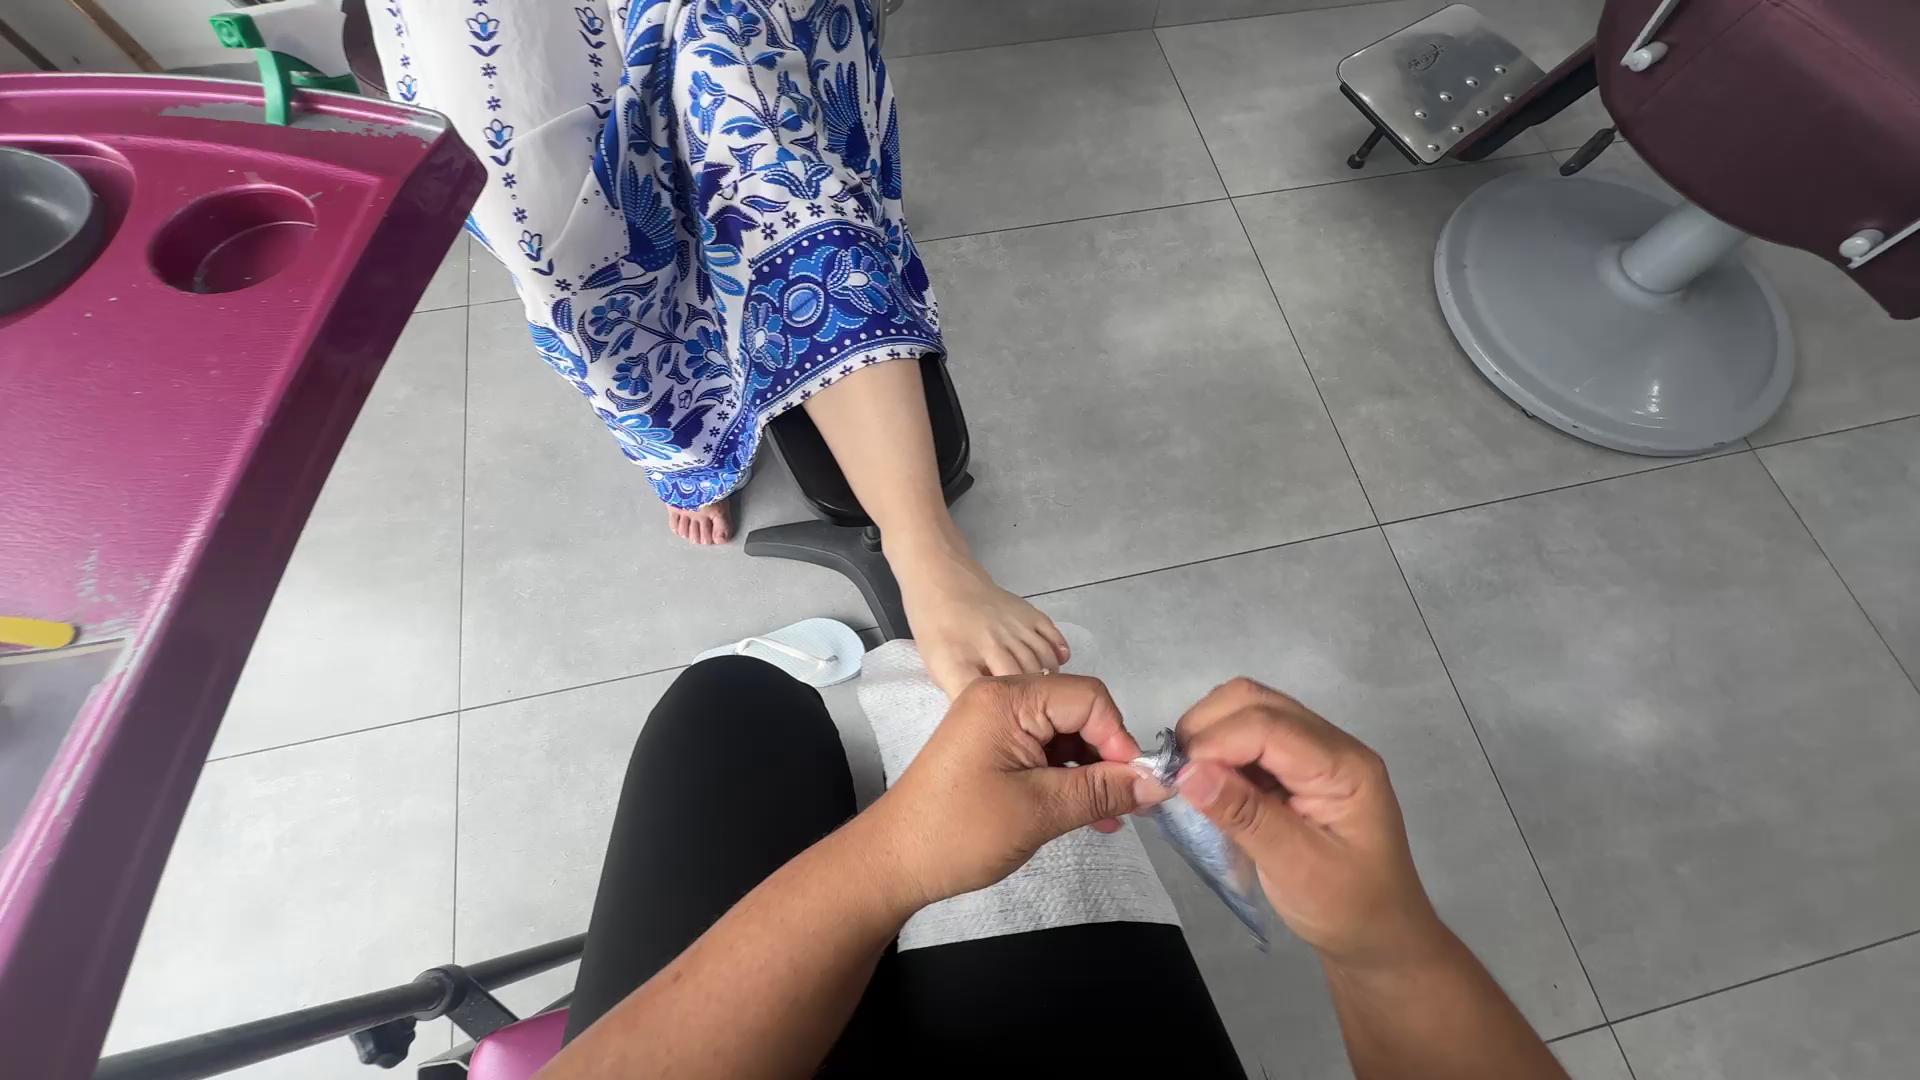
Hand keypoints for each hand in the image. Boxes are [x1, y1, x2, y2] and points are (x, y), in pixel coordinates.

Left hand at [863, 674, 1167, 906]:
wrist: (894, 860)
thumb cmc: (961, 831)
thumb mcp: (1039, 811)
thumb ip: (1101, 791)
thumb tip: (1158, 782)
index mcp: (1009, 697)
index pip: (1087, 697)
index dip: (1119, 737)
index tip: (1136, 785)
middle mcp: (1003, 697)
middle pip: (1077, 712)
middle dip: (1108, 755)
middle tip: (1129, 804)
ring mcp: (996, 722)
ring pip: (1065, 734)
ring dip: (1091, 771)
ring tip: (1111, 818)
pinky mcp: (994, 746)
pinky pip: (1044, 750)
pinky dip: (1068, 777)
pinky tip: (1089, 814)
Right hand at [1174, 679, 1446, 970]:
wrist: (1381, 936)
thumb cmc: (1348, 909)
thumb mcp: (1296, 870)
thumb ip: (1244, 815)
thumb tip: (1186, 773)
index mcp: (1343, 766)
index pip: (1267, 725)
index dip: (1215, 742)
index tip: (1180, 780)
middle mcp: (1329, 743)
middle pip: (1253, 700)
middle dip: (1206, 728)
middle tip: (1180, 775)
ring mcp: (1311, 747)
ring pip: (1245, 707)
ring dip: (1208, 734)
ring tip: (1191, 778)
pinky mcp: (1293, 760)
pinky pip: (1245, 731)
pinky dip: (1217, 747)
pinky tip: (1209, 782)